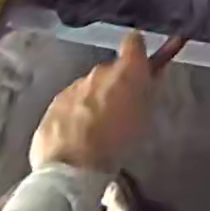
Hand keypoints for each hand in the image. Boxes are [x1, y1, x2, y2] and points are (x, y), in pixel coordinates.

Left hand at [29, 32, 152, 172]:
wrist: (73, 168)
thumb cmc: (121, 140)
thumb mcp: (147, 112)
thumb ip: (152, 86)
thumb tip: (156, 69)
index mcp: (127, 70)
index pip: (134, 41)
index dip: (138, 49)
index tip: (140, 61)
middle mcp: (99, 72)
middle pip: (111, 69)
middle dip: (116, 82)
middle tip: (121, 107)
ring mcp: (73, 87)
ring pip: (89, 87)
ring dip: (95, 98)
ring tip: (97, 127)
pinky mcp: (53, 105)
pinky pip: (70, 103)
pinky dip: (75, 113)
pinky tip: (77, 135)